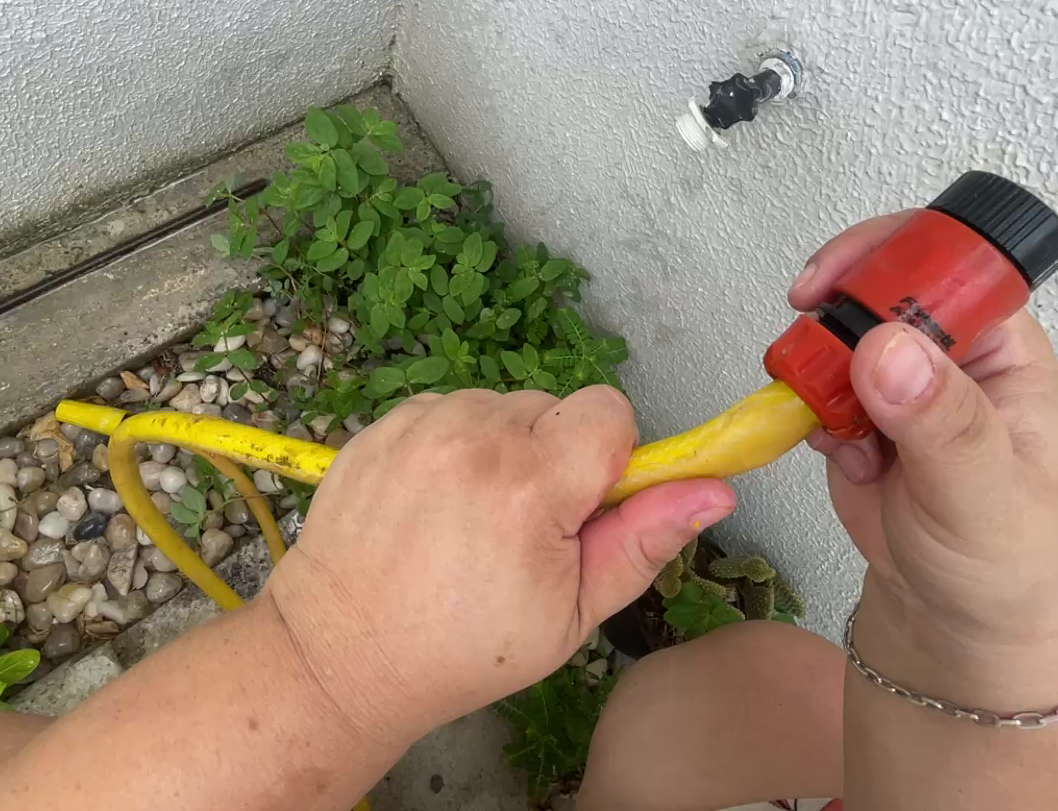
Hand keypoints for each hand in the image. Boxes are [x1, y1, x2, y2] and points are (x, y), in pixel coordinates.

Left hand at [261, 386, 736, 744]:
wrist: (343, 651)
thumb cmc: (467, 646)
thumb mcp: (572, 613)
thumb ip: (645, 540)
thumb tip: (714, 490)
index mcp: (530, 479)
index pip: (610, 409)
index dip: (609, 456)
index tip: (582, 502)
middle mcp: (474, 431)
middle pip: (555, 407)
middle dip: (555, 454)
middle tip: (521, 522)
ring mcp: (422, 420)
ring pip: (501, 406)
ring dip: (503, 447)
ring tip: (471, 514)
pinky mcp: (385, 421)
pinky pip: (450, 409)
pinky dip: (455, 442)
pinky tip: (433, 499)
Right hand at [791, 213, 1057, 707]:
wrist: (956, 627)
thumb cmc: (1008, 566)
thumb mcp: (986, 498)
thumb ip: (943, 425)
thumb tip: (885, 345)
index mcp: (1003, 353)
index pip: (952, 267)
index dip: (893, 254)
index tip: (832, 279)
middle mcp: (948, 356)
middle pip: (878, 289)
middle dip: (834, 310)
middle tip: (803, 339)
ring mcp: (897, 386)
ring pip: (836, 336)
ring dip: (816, 369)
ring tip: (834, 426)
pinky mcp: (856, 416)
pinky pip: (813, 385)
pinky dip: (807, 410)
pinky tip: (839, 456)